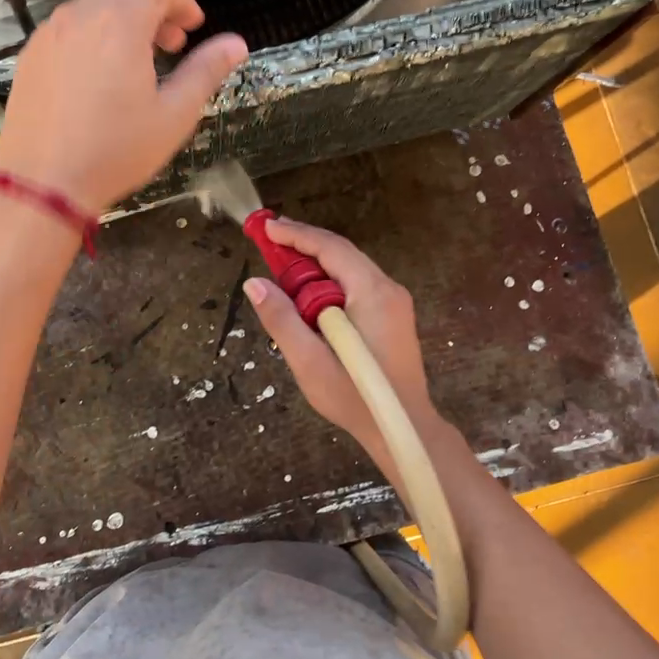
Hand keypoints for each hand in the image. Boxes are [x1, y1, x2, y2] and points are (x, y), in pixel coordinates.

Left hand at [0, 0, 248, 212]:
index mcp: (120, 22)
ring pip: (91, 9)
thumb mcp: (174, 115)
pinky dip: (90, 37)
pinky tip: (97, 77)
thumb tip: (237, 43)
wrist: (43, 182)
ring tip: (135, 62)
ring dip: (120, 22)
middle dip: (152, 11)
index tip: (194, 27)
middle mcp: (81, 15)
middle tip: (170, 46)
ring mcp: (49, 34)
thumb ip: (205, 71)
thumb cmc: (116, 150)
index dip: (182, 3)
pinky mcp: (29, 56)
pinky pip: (66, 30)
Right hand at [244, 218, 438, 460]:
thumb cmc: (355, 398)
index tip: (265, 227)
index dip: (296, 235)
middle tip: (268, 240)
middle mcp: (389, 289)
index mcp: (373, 293)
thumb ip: (281, 319)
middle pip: (341, 255)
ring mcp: (395, 304)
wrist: (403, 431)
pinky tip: (308, 295)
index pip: (331, 248)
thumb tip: (254, 283)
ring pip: (349, 270)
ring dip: (315, 265)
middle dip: (303, 245)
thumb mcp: (309, 361)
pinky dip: (328, 283)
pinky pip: (356, 287)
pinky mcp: (393, 319)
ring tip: (282, 265)